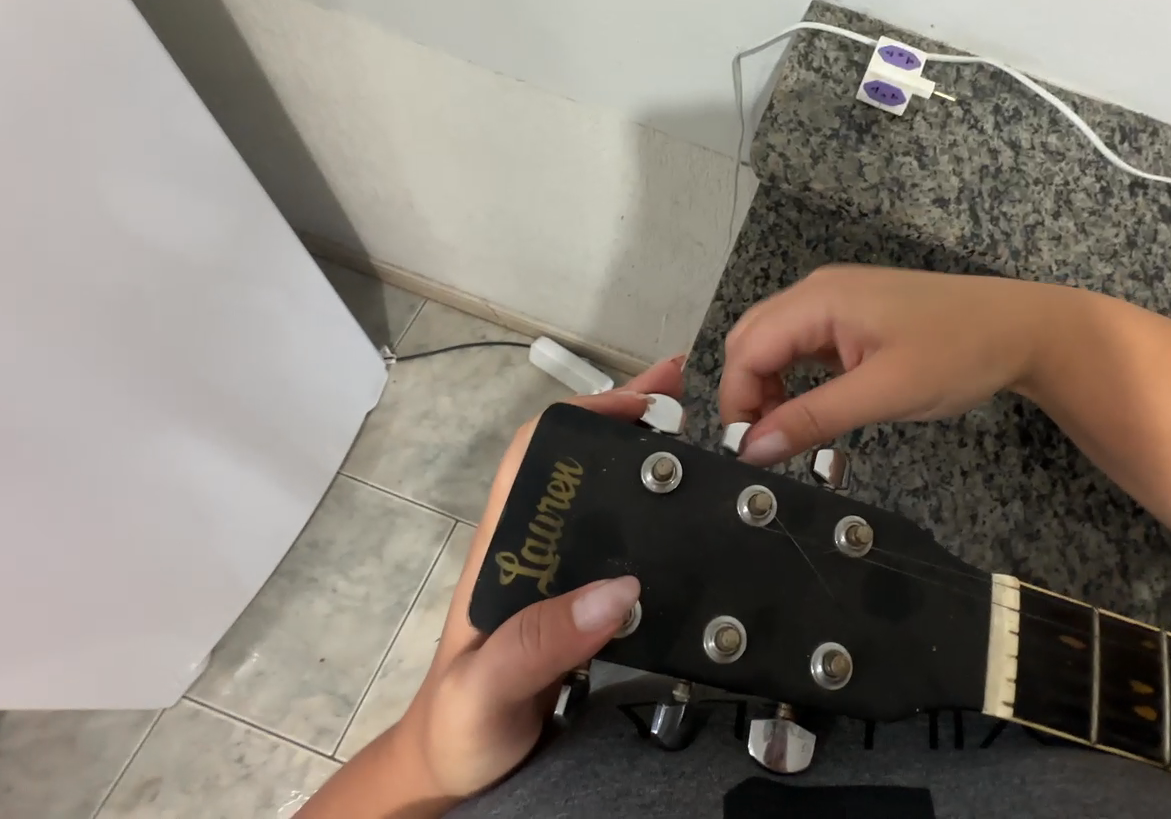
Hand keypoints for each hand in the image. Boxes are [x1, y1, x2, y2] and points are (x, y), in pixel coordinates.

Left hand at [306, 356, 684, 817]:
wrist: (460, 773)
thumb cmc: (459, 724)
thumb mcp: (489, 686)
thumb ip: (541, 641)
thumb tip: (622, 587)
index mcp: (507, 543)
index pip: (535, 452)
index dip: (583, 415)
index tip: (643, 405)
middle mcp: (539, 544)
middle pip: (581, 460)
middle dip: (632, 418)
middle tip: (693, 398)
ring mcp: (565, 572)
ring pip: (610, 498)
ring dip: (652, 460)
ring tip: (710, 441)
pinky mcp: (590, 601)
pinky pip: (630, 544)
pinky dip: (663, 516)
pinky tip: (700, 519)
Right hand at [720, 265, 1068, 464]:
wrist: (1022, 329)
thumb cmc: (957, 355)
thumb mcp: (884, 393)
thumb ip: (813, 419)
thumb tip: (751, 450)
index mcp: (819, 300)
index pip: (747, 348)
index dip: (737, 400)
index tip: (746, 451)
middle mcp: (817, 291)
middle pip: (752, 339)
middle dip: (746, 391)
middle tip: (762, 443)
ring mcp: (835, 301)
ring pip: (773, 341)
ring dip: (767, 385)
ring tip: (784, 430)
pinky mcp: (852, 316)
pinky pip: (802, 344)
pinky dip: (791, 376)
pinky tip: (807, 405)